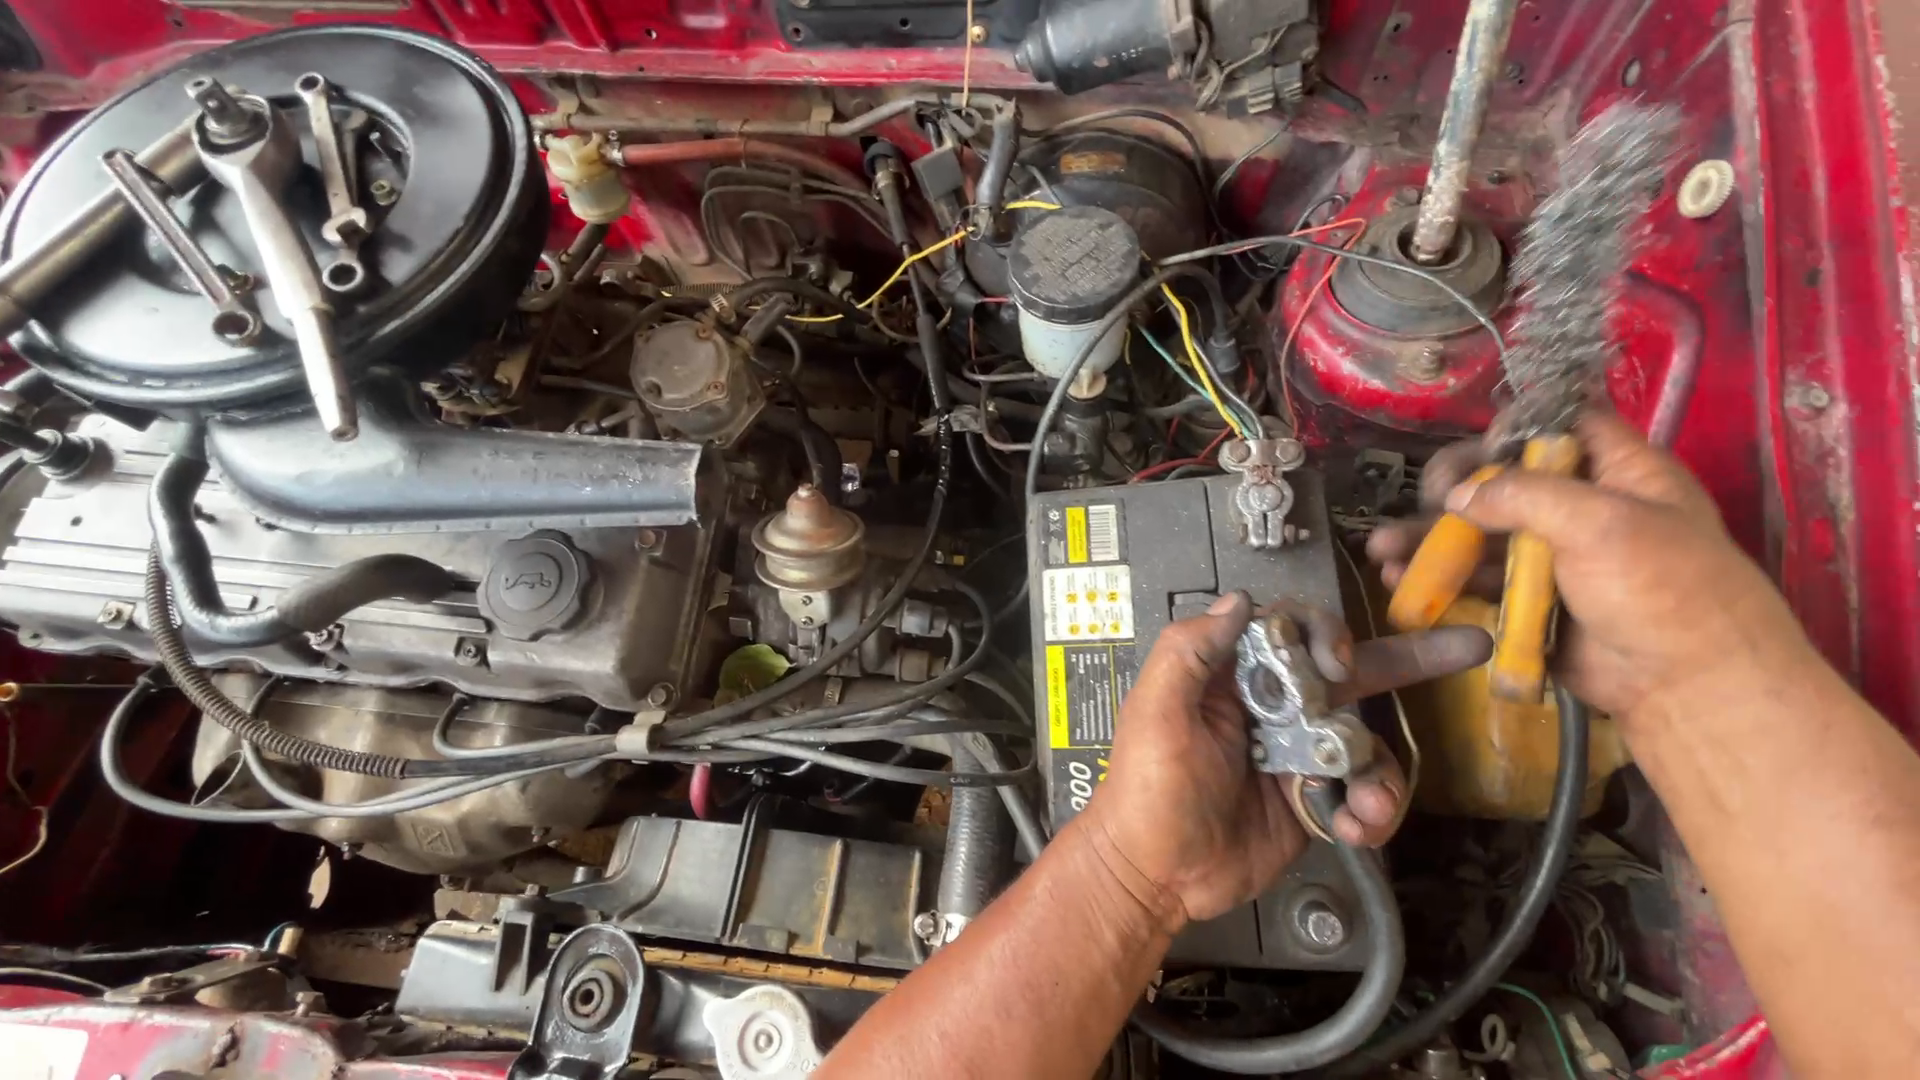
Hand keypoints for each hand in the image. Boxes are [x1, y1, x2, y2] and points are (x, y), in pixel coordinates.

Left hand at [1077, 591, 1490, 934]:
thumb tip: (1239, 601)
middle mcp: (1270, 706)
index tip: (1336, 663)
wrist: (1157, 873)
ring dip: (1381, 771)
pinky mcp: (1311, 797)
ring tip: (1368, 804)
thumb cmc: (1148, 789)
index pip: (1290, 632)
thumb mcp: (1156, 711)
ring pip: (1365, 739)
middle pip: (1345, 672)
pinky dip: (1372, 810)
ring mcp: (1295, 752)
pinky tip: (1354, 827)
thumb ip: (1190, 651)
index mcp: (1231, 677)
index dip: (1323, 634)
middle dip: (1404, 659)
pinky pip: (1362, 791)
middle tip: (1463, 647)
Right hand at [1367, 411, 1812, 721]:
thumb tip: (1455, 497)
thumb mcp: (1603, 524)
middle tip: (1427, 500)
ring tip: (1381, 549)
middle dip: (1453, 488)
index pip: (1564, 424)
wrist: (1684, 687)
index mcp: (1618, 474)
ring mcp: (1547, 555)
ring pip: (1476, 533)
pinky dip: (1435, 577)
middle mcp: (1578, 507)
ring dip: (1427, 539)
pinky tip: (1396, 578)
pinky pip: (1472, 579)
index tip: (1476, 445)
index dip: (1518, 425)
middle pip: (1501, 479)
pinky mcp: (1524, 597)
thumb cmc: (1663, 590)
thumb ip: (1523, 496)